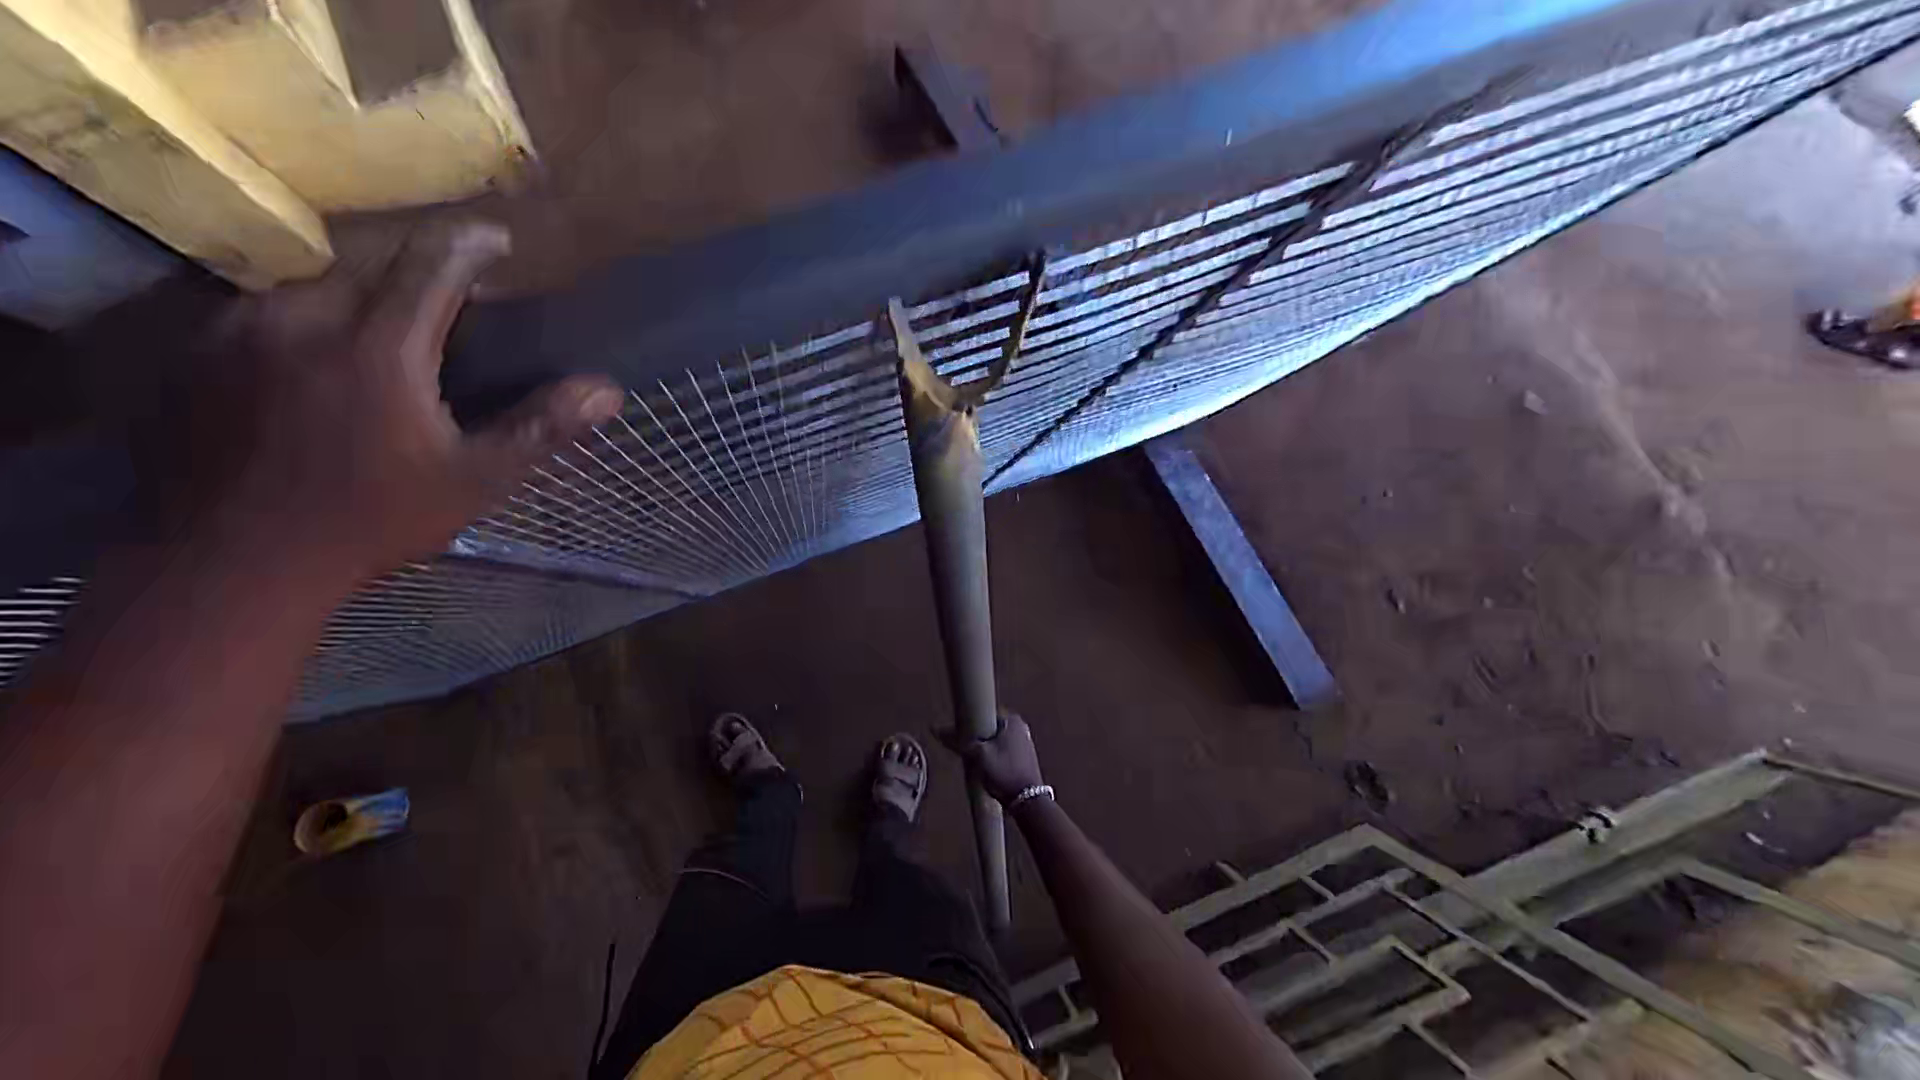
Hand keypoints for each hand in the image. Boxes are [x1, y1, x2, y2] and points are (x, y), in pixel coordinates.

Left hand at [169, 222, 623, 587]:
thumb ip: (540, 426)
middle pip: (370, 264)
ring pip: (316, 283)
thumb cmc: (373, 520)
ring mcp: (238, 330)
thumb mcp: (476, 479)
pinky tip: (326, 361)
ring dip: (364, 295)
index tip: (500, 241)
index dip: (471, 245)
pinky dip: (313, 318)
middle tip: (455, 301)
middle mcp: (302, 318)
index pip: (431, 266)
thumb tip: (608, 392)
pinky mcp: (199, 350)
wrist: (232, 562)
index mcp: (377, 348)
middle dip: (418, 270)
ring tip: (393, 330)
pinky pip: (268, 309)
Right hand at [944, 710, 1046, 804]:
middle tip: (966, 748)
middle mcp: (1020, 728)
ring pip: (995, 742)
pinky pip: (1002, 753)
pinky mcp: (1023, 760)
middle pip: (989, 727)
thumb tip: (935, 729)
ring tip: (976, 762)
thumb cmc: (1005, 772)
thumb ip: (956, 741)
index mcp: (1013, 720)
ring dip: (984, 750)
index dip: (970, 721)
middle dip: (976, 738)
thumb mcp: (978, 755)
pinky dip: (992, 759)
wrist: (1027, 802)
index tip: (960, 731)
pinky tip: (986, 770)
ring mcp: (1024, 744)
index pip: (985, 711)